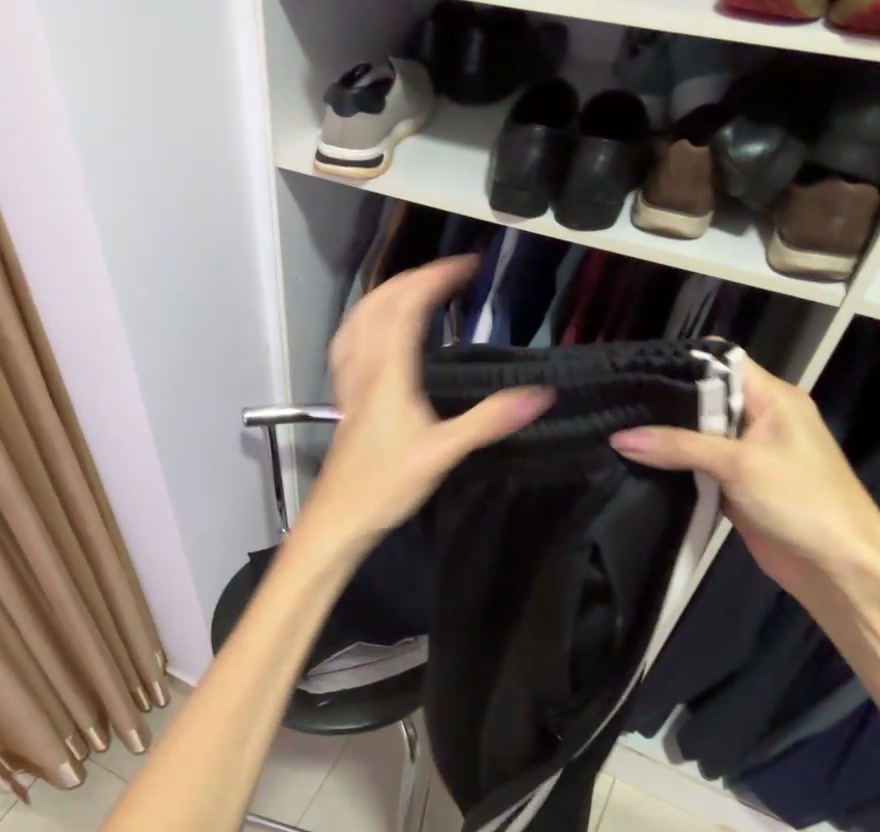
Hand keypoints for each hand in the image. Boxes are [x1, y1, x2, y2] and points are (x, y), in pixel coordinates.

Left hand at [295, 255, 552, 560]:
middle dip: (412, 278)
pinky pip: (348, 347)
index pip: (408, 307)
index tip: (468, 265)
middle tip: (447, 274)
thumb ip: (489, 421)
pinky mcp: (345, 402)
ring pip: (357, 322)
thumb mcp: (443, 453)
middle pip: (378, 304)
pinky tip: (374, 334)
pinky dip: (364, 325)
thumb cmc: (386, 485)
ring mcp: (350, 385)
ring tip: (411, 288)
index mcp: (388, 373)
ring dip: (384, 295)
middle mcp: (364, 369)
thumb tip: (540, 395)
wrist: (339, 518)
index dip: (436, 277)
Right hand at [608, 361, 879, 603]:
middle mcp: (760, 419)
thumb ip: (678, 447)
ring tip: (615, 431)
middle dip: (663, 404)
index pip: (723, 363)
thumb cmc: (800, 500)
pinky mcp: (736, 486)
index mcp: (773, 398)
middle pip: (704, 400)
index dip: (681, 363)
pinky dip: (673, 468)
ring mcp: (748, 455)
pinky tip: (637, 466)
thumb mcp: (738, 465)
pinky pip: (697, 468)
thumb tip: (619, 438)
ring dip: (664, 439)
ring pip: (697, 436)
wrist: (835, 565)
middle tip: (615, 404)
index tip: (634, 372)